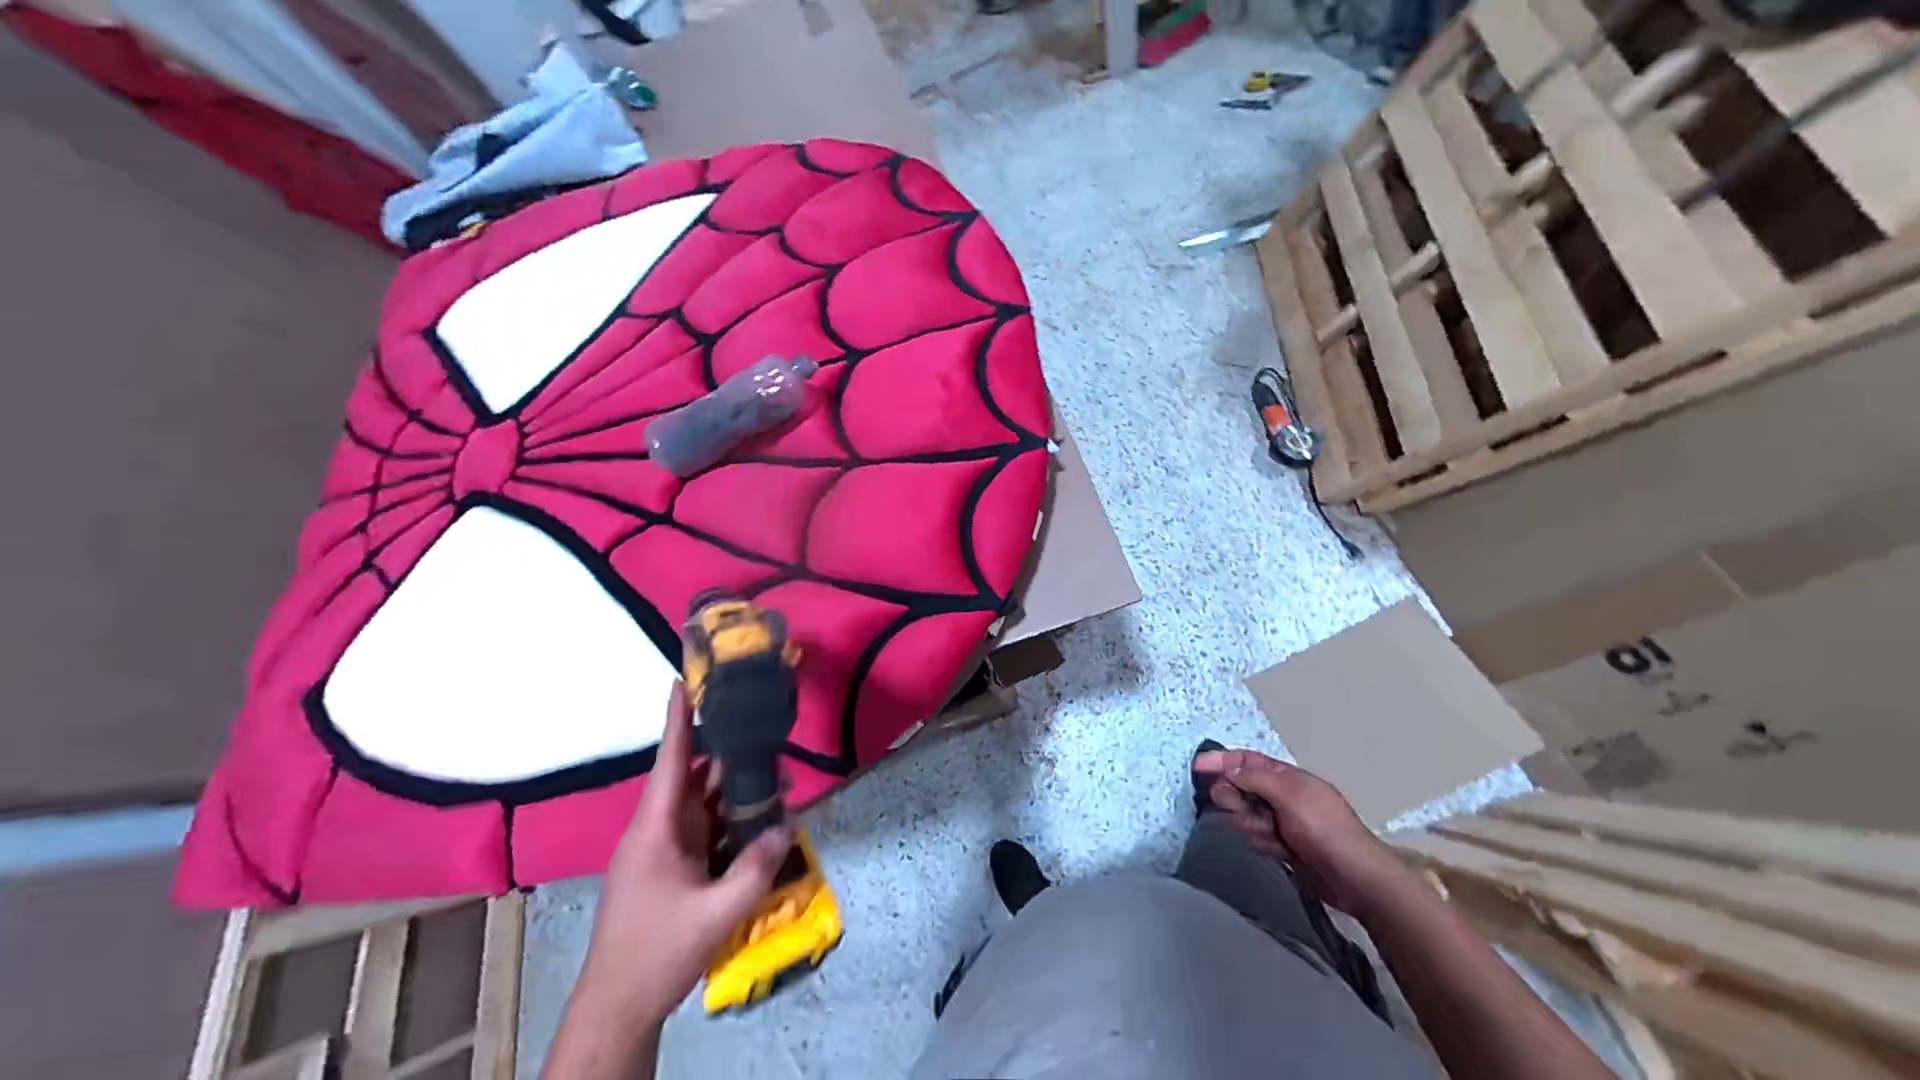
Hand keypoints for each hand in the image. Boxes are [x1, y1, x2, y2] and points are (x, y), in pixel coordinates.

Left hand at [575, 682, 793, 1025]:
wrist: (618, 1006)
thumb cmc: (658, 951)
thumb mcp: (718, 911)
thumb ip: (756, 866)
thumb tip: (786, 824)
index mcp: (657, 828)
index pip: (670, 759)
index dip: (678, 718)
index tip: (684, 680)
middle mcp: (658, 829)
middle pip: (695, 777)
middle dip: (732, 757)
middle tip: (772, 738)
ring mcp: (664, 849)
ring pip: (702, 803)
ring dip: (735, 791)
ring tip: (779, 778)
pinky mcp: (671, 867)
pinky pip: (704, 829)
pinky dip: (729, 819)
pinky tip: (759, 819)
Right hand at [1193, 749, 1413, 918]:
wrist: (1356, 879)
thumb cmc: (1324, 829)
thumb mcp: (1290, 794)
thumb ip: (1256, 778)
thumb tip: (1229, 769)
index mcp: (1287, 777)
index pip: (1247, 760)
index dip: (1222, 761)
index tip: (1198, 767)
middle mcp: (1283, 796)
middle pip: (1242, 788)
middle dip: (1235, 797)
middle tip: (1236, 807)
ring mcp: (1284, 822)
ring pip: (1247, 815)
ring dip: (1251, 824)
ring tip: (1271, 835)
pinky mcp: (1284, 846)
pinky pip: (1257, 838)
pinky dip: (1262, 843)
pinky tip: (1278, 851)